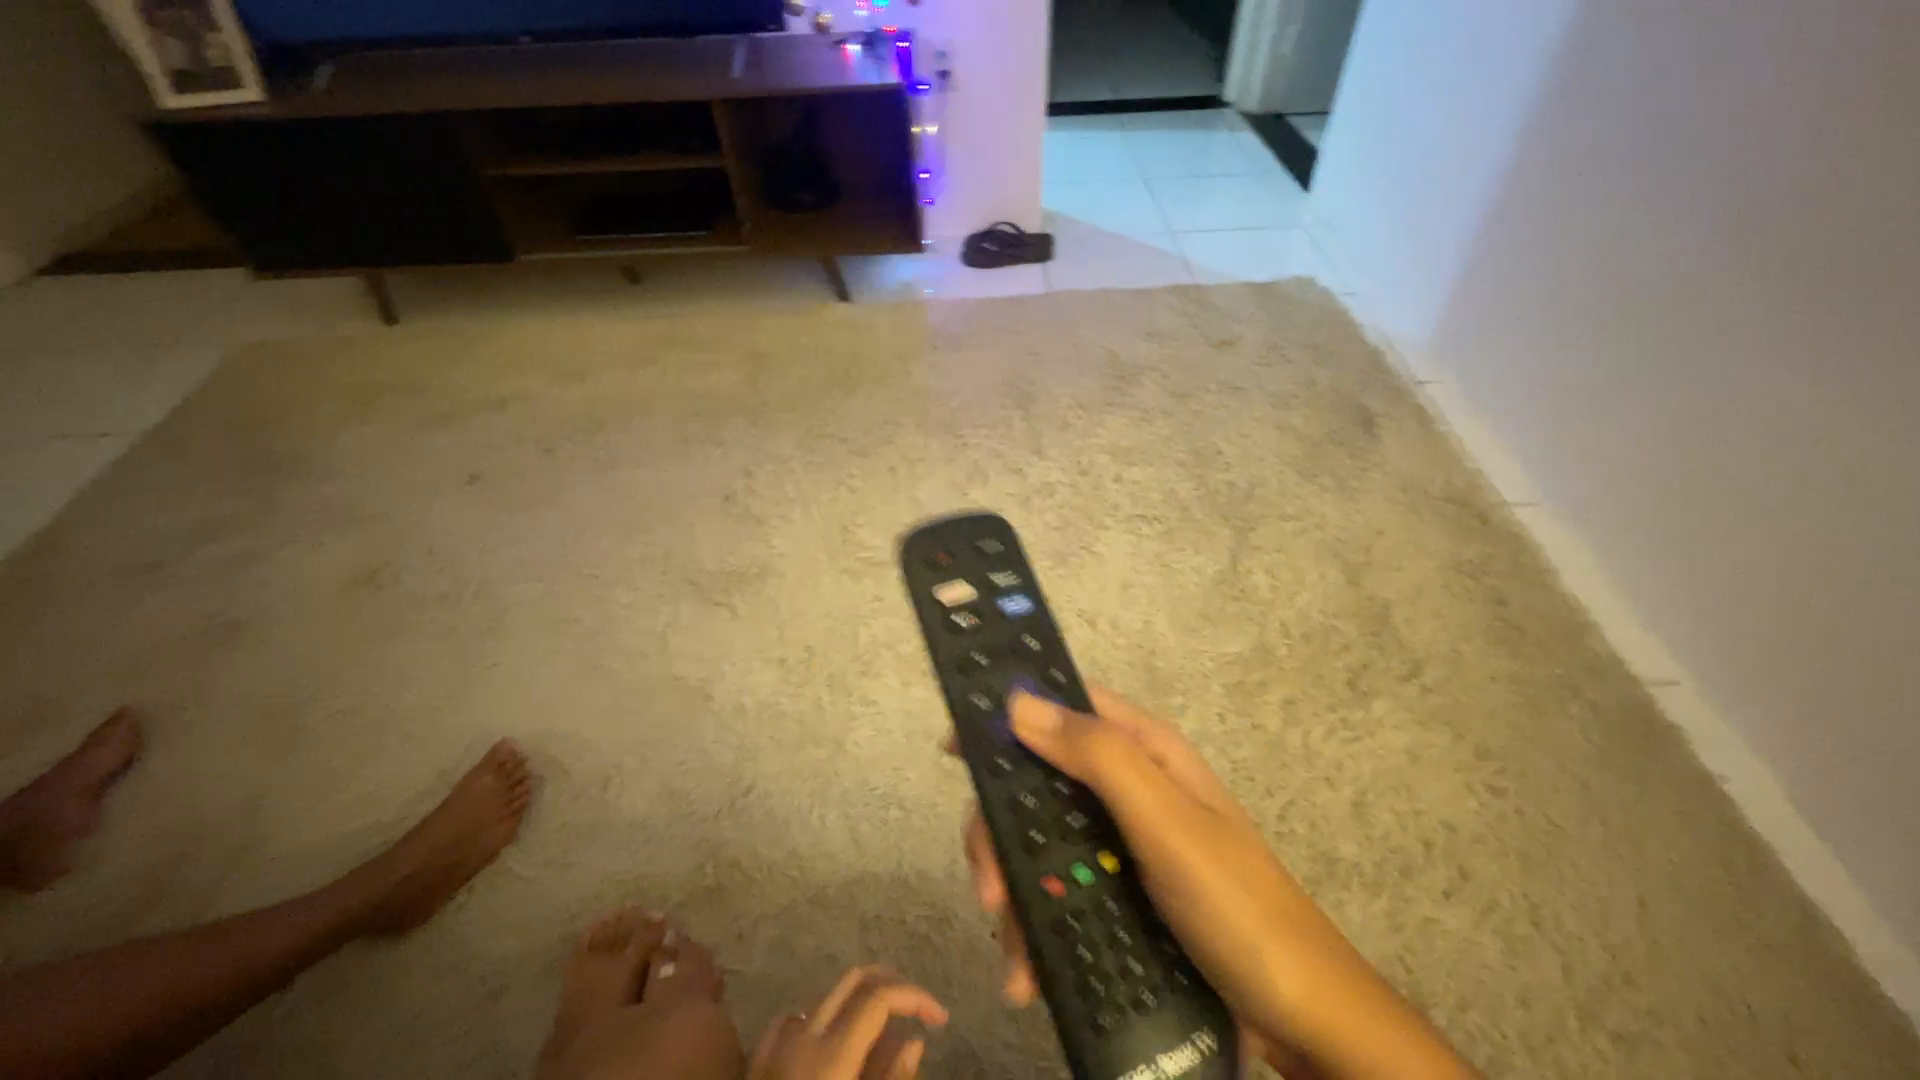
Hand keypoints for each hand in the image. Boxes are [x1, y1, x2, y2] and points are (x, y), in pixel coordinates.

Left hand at [748, 966, 948, 1079]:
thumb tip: (912, 1041)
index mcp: (832, 1053)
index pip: (881, 997)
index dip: (916, 998)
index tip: (940, 1020)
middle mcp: (803, 1035)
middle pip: (855, 979)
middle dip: (892, 984)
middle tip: (918, 1011)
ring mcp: (776, 1043)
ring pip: (826, 995)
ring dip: (860, 1001)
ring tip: (884, 1036)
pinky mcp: (758, 1058)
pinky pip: (794, 1018)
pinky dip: (823, 1017)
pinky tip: (834, 1040)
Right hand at [957, 686, 1475, 1079]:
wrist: (1302, 1017)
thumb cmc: (1237, 908)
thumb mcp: (1166, 823)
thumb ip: (1097, 757)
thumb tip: (1019, 700)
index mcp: (1146, 754)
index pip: (1065, 707)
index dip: (1009, 716)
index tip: (956, 749)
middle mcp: (1130, 791)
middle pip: (1037, 786)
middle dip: (1002, 837)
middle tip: (988, 891)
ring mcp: (1122, 848)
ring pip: (1040, 847)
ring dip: (1015, 897)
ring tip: (1014, 956)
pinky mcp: (1121, 898)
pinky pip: (1058, 896)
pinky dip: (1037, 930)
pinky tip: (1029, 973)